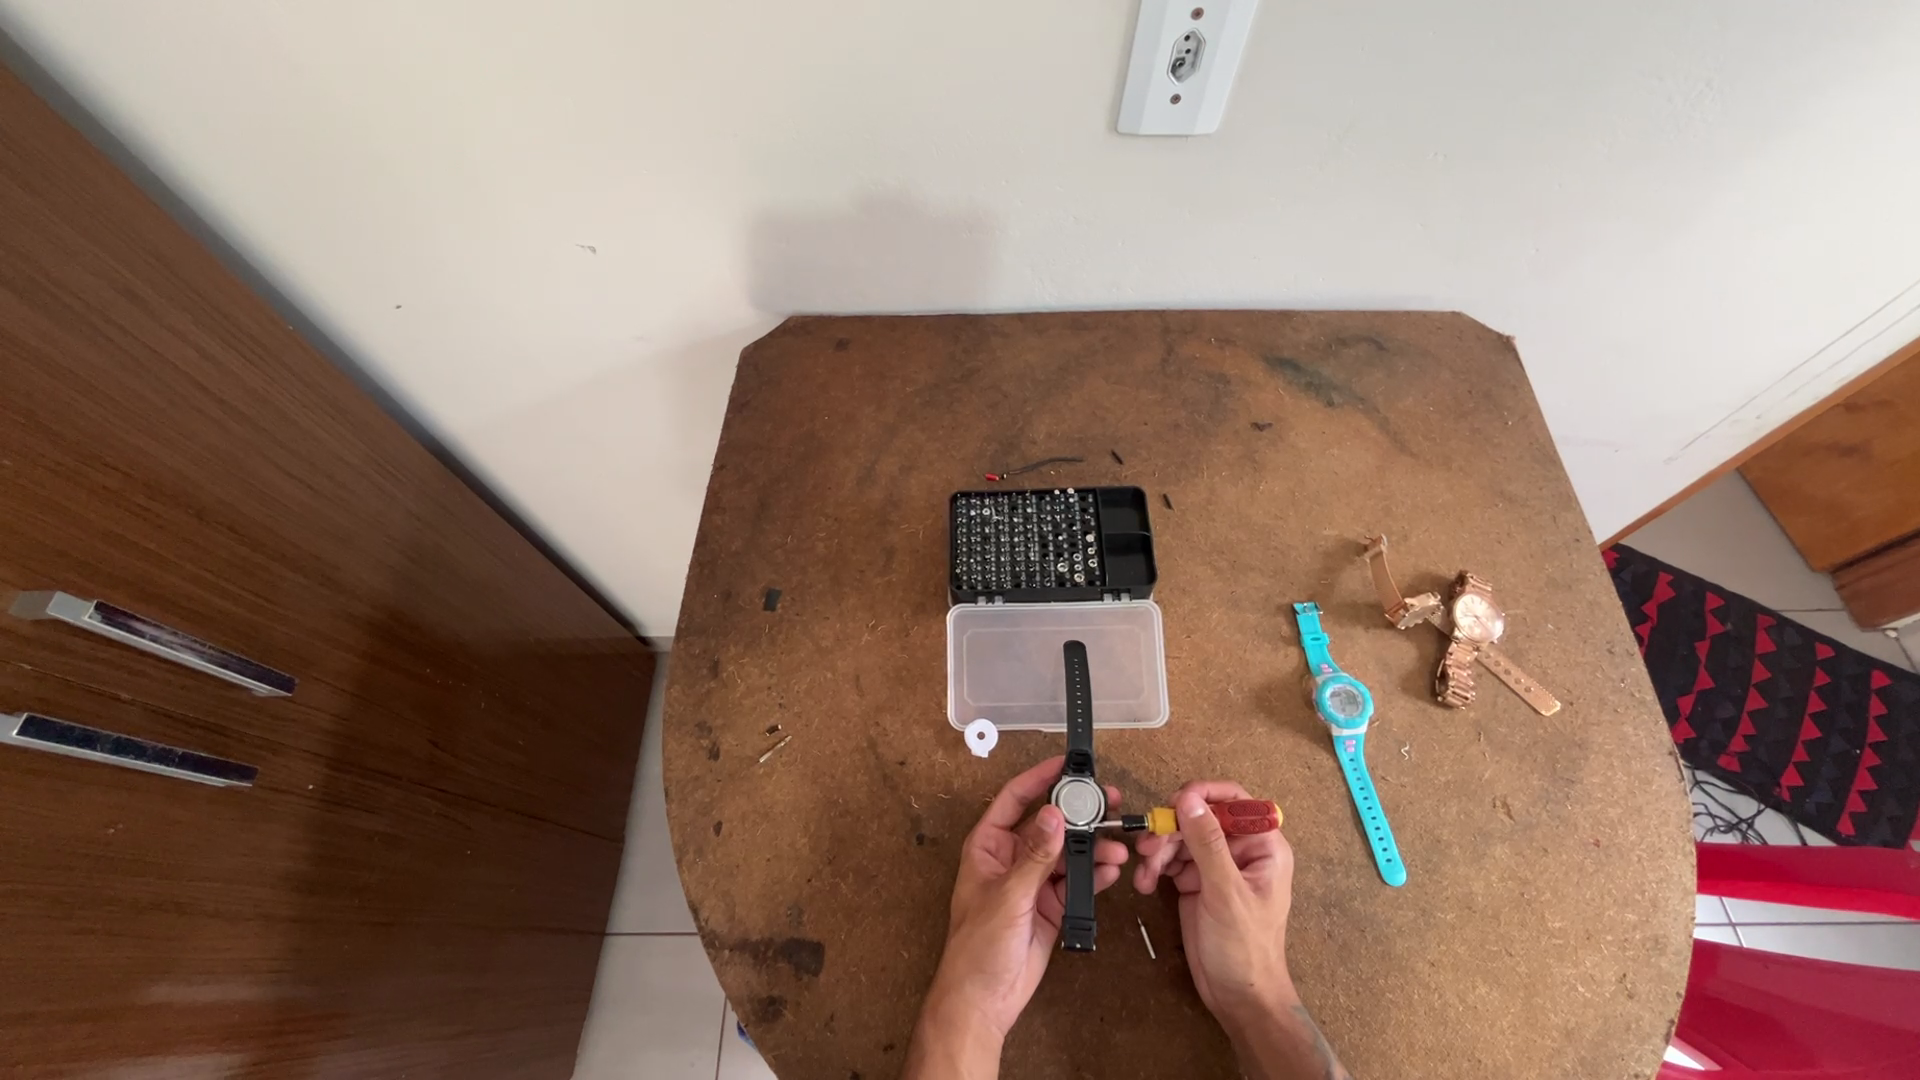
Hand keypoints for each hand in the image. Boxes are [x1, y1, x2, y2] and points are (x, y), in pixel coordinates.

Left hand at [921, 755, 1128, 1037]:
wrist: (984, 1002)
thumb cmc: (977, 946)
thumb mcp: (1007, 896)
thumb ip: (1034, 856)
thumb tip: (1054, 815)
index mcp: (989, 845)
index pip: (1015, 799)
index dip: (1039, 778)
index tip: (1066, 763)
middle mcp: (1012, 856)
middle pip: (1049, 823)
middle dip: (1078, 813)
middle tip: (1107, 801)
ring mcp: (1033, 881)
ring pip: (1067, 852)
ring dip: (1091, 846)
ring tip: (1117, 843)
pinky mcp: (1051, 905)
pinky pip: (1076, 881)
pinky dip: (1095, 874)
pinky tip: (1111, 869)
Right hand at [1132, 780, 1296, 1028]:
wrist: (1237, 998)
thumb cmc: (1245, 948)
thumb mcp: (1225, 892)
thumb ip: (1207, 843)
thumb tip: (1188, 799)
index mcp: (1262, 846)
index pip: (1235, 800)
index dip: (1205, 794)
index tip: (1176, 802)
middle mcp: (1239, 850)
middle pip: (1199, 817)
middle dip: (1171, 829)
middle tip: (1149, 846)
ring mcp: (1216, 865)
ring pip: (1180, 836)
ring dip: (1158, 850)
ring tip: (1145, 872)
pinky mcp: (1195, 881)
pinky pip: (1170, 859)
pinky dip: (1155, 867)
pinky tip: (1146, 883)